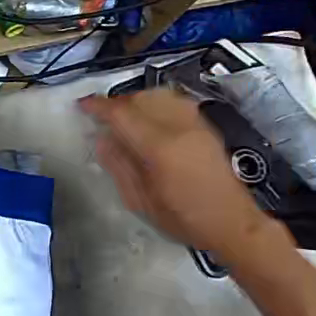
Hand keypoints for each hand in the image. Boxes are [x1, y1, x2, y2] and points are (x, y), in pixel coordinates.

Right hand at [81, 91, 287, 260]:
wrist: (232, 221)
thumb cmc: (184, 219)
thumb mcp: (142, 201)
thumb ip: (120, 166)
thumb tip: (102, 139)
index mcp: (159, 147)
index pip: (122, 114)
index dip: (98, 107)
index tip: (82, 105)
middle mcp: (178, 126)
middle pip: (140, 98)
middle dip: (117, 103)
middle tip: (102, 117)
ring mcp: (195, 122)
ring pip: (159, 94)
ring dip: (137, 99)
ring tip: (125, 117)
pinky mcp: (206, 125)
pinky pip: (175, 100)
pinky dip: (156, 102)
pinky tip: (150, 118)